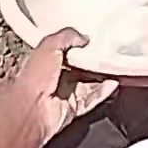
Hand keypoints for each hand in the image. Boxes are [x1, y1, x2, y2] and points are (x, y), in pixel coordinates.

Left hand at [0, 29, 116, 147]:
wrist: (31, 111)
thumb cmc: (35, 75)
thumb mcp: (49, 45)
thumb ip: (68, 36)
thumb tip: (85, 38)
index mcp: (46, 59)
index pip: (66, 49)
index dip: (79, 43)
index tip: (94, 38)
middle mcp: (56, 76)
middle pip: (79, 67)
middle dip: (93, 60)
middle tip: (109, 51)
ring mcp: (64, 93)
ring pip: (88, 83)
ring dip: (101, 76)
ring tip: (116, 65)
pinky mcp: (73, 108)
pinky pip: (91, 99)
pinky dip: (103, 92)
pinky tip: (113, 83)